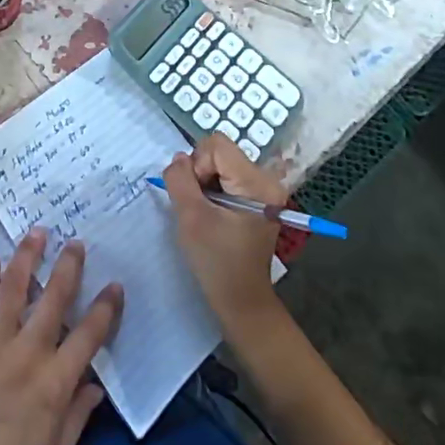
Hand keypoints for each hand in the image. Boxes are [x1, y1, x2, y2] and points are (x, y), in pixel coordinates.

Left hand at [0, 229, 122, 444]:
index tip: (115, 284)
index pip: (89, 335)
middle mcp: (24, 357)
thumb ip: (78, 415)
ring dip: (26, 260)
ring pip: (11, 293)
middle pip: (53, 301)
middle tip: (76, 241)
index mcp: (55, 385)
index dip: (106, 308)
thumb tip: (95, 385)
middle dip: (68, 268)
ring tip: (35, 233)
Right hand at [162, 134, 287, 328]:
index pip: (216, 145)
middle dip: (200, 174)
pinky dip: (213, 192)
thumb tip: (178, 159)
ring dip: (204, 184)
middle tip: (198, 206)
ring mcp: (264, 191)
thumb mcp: (190, 216)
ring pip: (220, 166)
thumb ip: (179, 179)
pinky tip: (211, 216)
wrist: (241, 299)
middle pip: (219, 153)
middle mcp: (266, 181)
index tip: (197, 195)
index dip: (197, 165)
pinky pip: (227, 180)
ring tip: (205, 214)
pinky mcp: (258, 201)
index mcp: (256, 182)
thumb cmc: (216, 260)